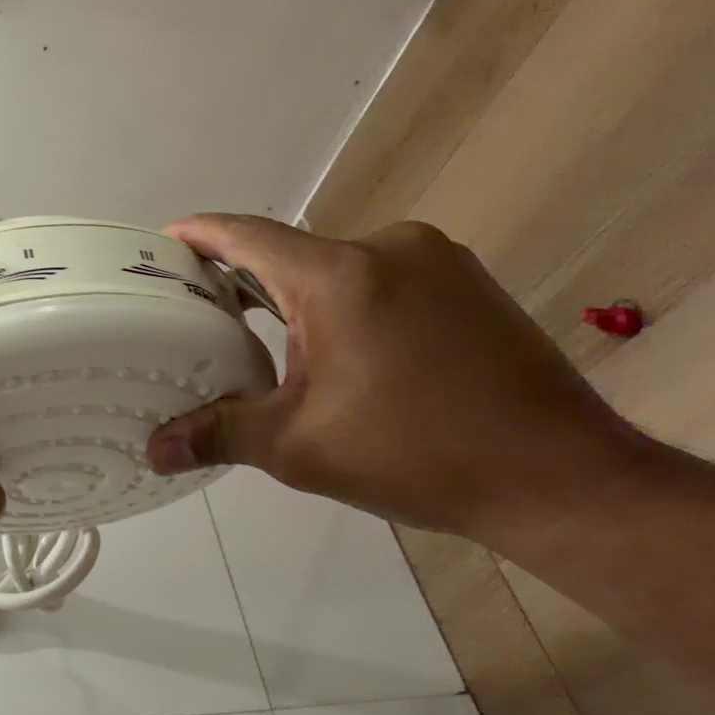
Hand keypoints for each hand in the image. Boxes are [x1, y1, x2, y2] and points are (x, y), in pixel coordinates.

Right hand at [147, 214, 648, 540]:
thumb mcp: (298, 448)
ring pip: (343, 270)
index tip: (165, 247)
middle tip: (207, 321)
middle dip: (247, 284)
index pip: (247, 236)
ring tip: (276, 351)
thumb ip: (219, 434)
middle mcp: (389, 247)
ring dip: (303, 301)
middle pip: (293, 254)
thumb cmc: (415, 454)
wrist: (559, 478)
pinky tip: (349, 358)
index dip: (200, 237)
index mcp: (339, 275)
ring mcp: (440, 261)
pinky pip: (388, 282)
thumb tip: (155, 449)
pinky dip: (352, 307)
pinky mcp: (473, 286)